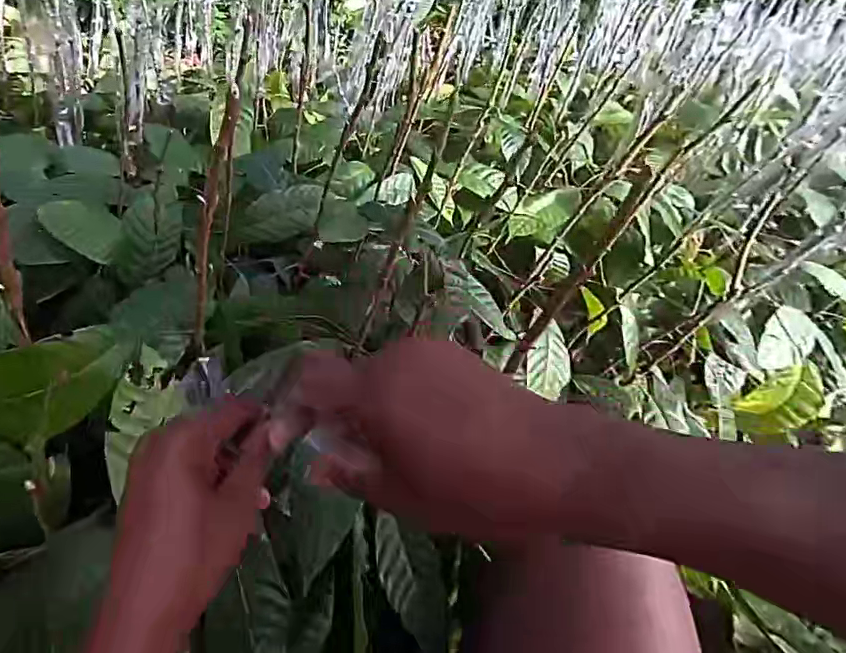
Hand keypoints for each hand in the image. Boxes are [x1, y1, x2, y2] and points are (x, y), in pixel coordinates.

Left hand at [86, 398, 282, 652]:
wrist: (142, 611)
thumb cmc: (195, 552)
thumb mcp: (237, 504)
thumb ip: (256, 458)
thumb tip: (273, 425)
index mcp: (181, 436)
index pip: (231, 409)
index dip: (260, 416)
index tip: (285, 429)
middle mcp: (159, 439)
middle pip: (212, 430)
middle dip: (242, 450)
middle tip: (269, 476)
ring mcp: (145, 463)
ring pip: (198, 452)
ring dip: (226, 470)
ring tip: (255, 501)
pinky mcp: (141, 486)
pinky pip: (180, 468)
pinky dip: (204, 480)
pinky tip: (226, 508)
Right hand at [292, 339, 586, 543]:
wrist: (554, 459)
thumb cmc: (473, 488)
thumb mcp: (404, 496)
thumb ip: (351, 472)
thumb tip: (315, 460)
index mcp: (375, 391)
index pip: (309, 376)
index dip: (291, 404)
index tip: (292, 437)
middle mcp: (394, 356)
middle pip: (345, 375)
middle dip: (337, 411)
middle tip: (352, 453)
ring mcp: (426, 348)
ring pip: (378, 372)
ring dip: (372, 403)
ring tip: (397, 445)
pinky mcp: (452, 350)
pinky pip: (408, 367)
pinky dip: (401, 392)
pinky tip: (429, 426)